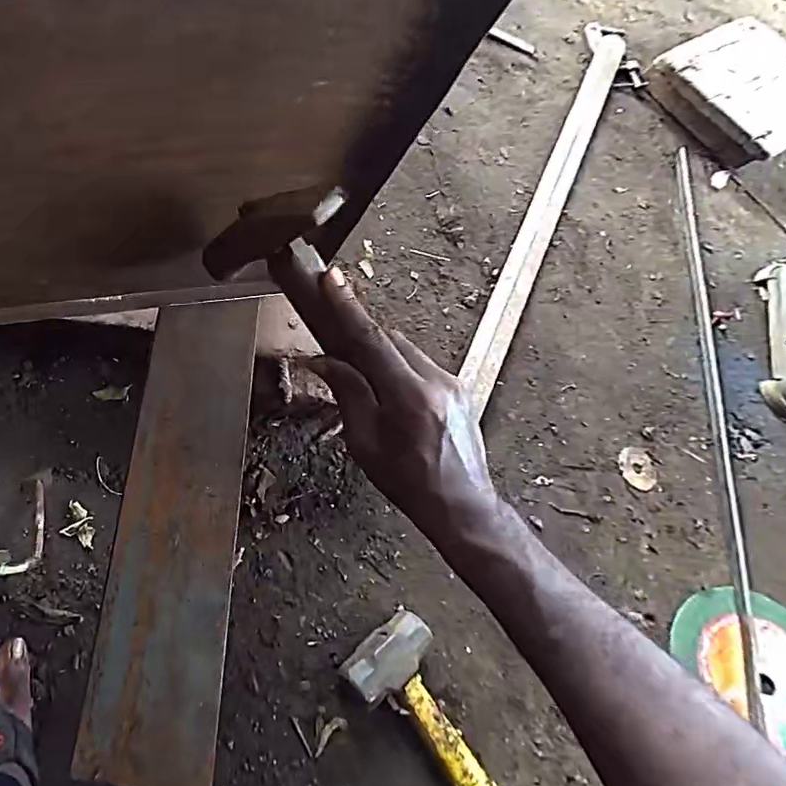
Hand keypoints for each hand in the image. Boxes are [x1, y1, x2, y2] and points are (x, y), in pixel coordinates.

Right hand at [267, 250, 495, 526]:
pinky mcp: (458, 387)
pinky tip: (390, 391)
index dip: (347, 308)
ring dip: (380, 355)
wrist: (461, 504)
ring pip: (405, 350)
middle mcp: (435, 382)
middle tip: (335, 342)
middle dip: (361, 337)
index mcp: (408, 397)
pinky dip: (399, 367)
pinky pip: (420, 364)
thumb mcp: (365, 442)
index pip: (372, 340)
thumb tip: (324, 362)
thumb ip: (348, 394)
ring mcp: (451, 382)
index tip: (332, 281)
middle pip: (389, 339)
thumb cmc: (410, 482)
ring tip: (364, 381)